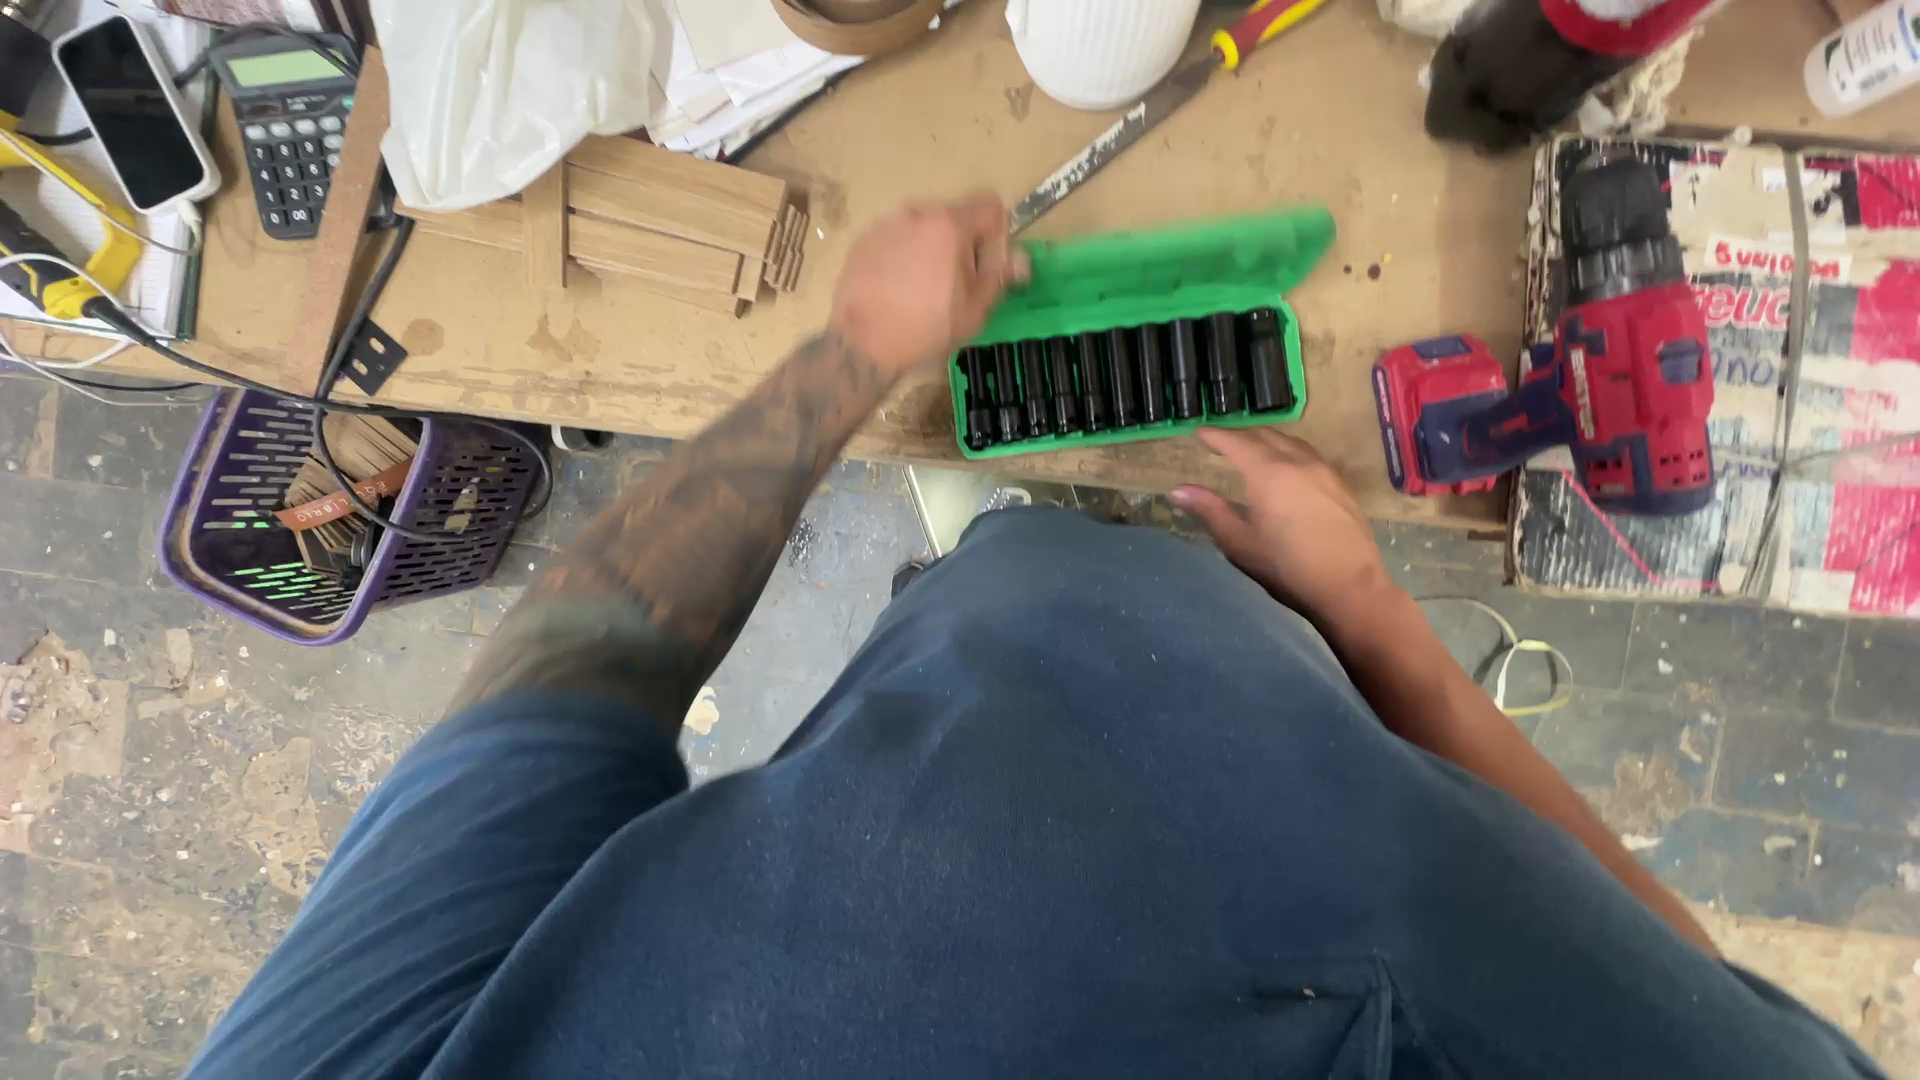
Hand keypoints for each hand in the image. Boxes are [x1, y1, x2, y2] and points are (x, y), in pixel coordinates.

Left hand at [828, 194, 1030, 379]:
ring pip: (922, 228)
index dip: (995, 235)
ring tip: (920, 289)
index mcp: (950, 224)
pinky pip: (895, 240)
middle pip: (953, 217)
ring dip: (929, 249)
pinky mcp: (863, 241)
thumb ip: (1000, 277)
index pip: (990, 207)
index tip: (985, 266)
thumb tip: (1022, 259)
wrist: (864, 342)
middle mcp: (917, 212)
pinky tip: (895, 289)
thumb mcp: (974, 310)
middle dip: (961, 244)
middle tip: (952, 285)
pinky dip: (901, 257)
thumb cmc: (927, 327)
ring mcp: (886, 224)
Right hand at [1168, 428, 1403, 636]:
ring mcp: (1324, 471)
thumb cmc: (1286, 567)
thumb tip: (1177, 490)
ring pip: (1291, 442)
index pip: (1237, 443)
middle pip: (1265, 436)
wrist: (1349, 587)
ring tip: (1252, 450)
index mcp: (1269, 473)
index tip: (1199, 432)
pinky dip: (1288, 451)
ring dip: (1267, 440)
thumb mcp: (1239, 542)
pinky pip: (1308, 455)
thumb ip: (1209, 510)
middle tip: (1221, 443)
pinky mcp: (1340, 485)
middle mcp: (1298, 462)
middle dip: (1240, 435)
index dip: (1216, 436)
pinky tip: (1286, 469)